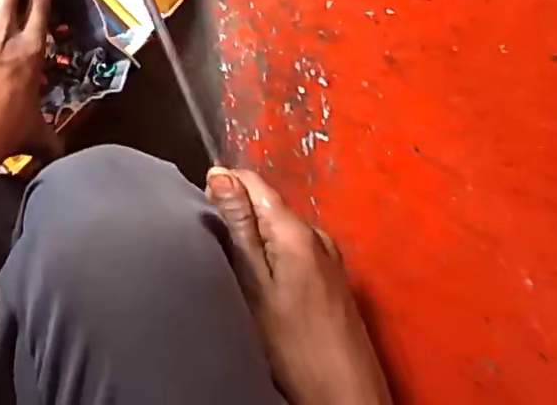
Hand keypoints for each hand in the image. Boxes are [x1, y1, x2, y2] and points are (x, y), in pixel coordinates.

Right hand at [207, 168, 391, 404]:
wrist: (347, 401)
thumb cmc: (293, 345)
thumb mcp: (256, 285)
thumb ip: (239, 225)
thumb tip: (218, 173)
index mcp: (296, 230)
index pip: (251, 180)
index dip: (223, 188)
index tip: (208, 218)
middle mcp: (317, 232)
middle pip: (266, 202)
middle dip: (239, 215)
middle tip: (223, 254)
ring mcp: (329, 255)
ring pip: (279, 225)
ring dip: (256, 236)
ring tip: (241, 271)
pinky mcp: (334, 275)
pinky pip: (294, 245)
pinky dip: (275, 253)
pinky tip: (268, 285)